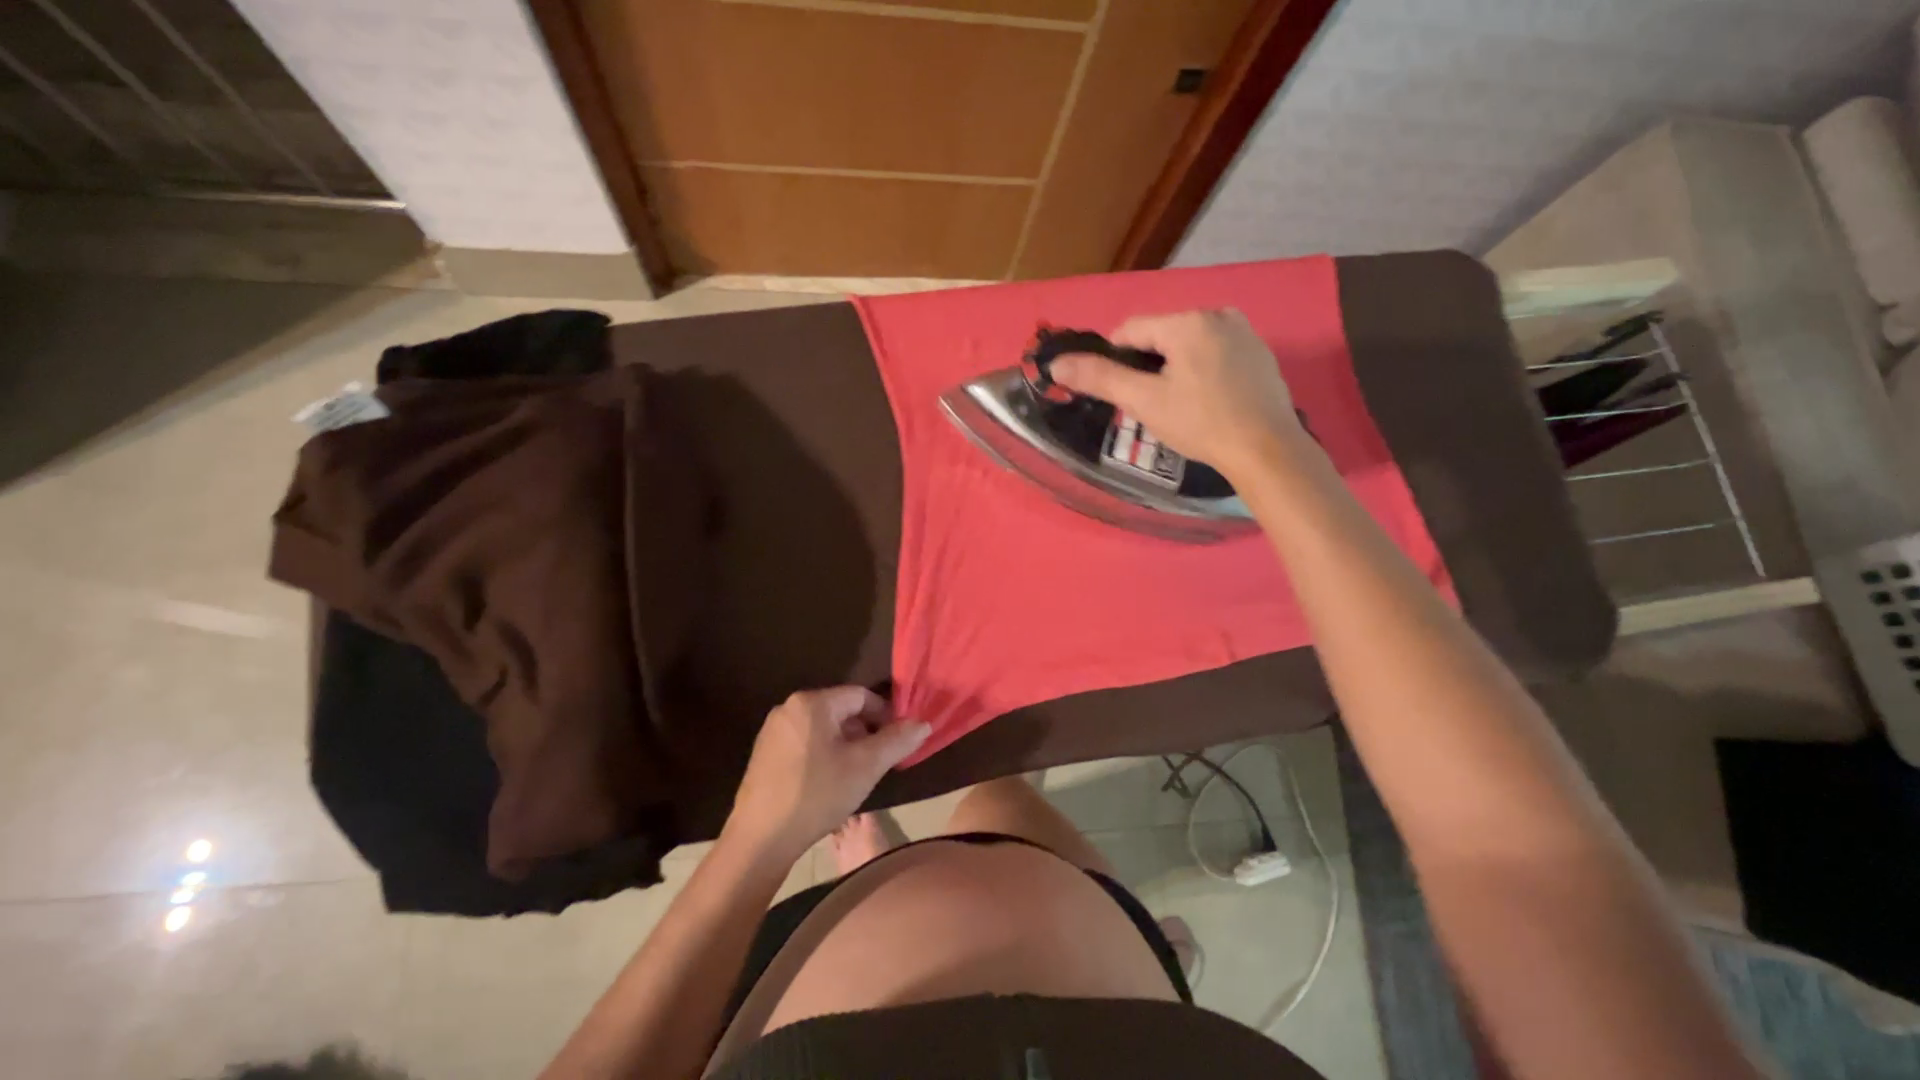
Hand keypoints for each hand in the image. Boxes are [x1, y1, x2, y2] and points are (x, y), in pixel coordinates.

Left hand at [724, 687, 930, 861]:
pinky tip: (829, 783)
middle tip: (880, 761)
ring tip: (857, 775)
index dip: (885, 715)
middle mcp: (788, 708)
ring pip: (823, 729)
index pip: (860, 696)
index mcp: (811, 703)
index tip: (899, 741)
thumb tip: (923, 723)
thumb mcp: (865, 767)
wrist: (762, 837)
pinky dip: (824, 755)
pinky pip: (805, 743)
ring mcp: (773, 731)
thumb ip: (897, 741)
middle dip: (865, 732)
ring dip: (846, 745)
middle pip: (840, 711)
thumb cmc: (817, 794)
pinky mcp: (765, 754)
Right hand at [1050, 309, 1305, 481]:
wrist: (1267, 451)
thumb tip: (1057, 364)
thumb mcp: (1144, 402)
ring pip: (1190, 347)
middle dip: (1150, 367)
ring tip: (1181, 409)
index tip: (1123, 394)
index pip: (1131, 330)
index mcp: (1188, 321)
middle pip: (1162, 337)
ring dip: (1177, 370)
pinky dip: (1205, 374)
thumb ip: (1100, 378)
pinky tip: (1209, 405)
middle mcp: (1218, 315)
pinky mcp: (1262, 355)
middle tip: (1152, 407)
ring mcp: (1245, 334)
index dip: (1116, 361)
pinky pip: (1217, 356)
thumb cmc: (1201, 423)